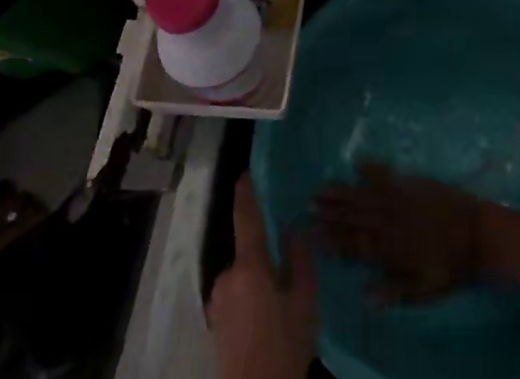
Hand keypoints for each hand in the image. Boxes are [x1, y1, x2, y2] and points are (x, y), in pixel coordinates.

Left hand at [208, 174, 317, 378]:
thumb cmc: (286, 345)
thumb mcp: (304, 300)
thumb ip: (299, 257)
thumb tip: (293, 226)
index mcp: (249, 267)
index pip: (246, 220)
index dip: (246, 195)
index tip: (245, 174)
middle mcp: (226, 277)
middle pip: (248, 253)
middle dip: (266, 258)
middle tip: (290, 276)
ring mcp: (217, 301)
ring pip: (243, 276)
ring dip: (259, 280)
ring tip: (281, 304)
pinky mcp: (215, 321)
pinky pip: (236, 295)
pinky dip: (250, 297)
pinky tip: (266, 319)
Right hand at [312, 163, 491, 303]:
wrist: (477, 232)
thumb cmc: (452, 265)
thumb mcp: (425, 289)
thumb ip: (394, 291)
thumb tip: (365, 295)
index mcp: (391, 250)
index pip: (355, 246)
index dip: (333, 241)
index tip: (314, 235)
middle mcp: (389, 222)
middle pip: (354, 217)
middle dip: (330, 212)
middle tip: (307, 205)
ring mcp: (400, 200)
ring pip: (364, 195)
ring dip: (342, 191)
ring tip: (321, 186)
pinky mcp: (412, 184)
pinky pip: (387, 175)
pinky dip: (372, 169)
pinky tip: (358, 163)